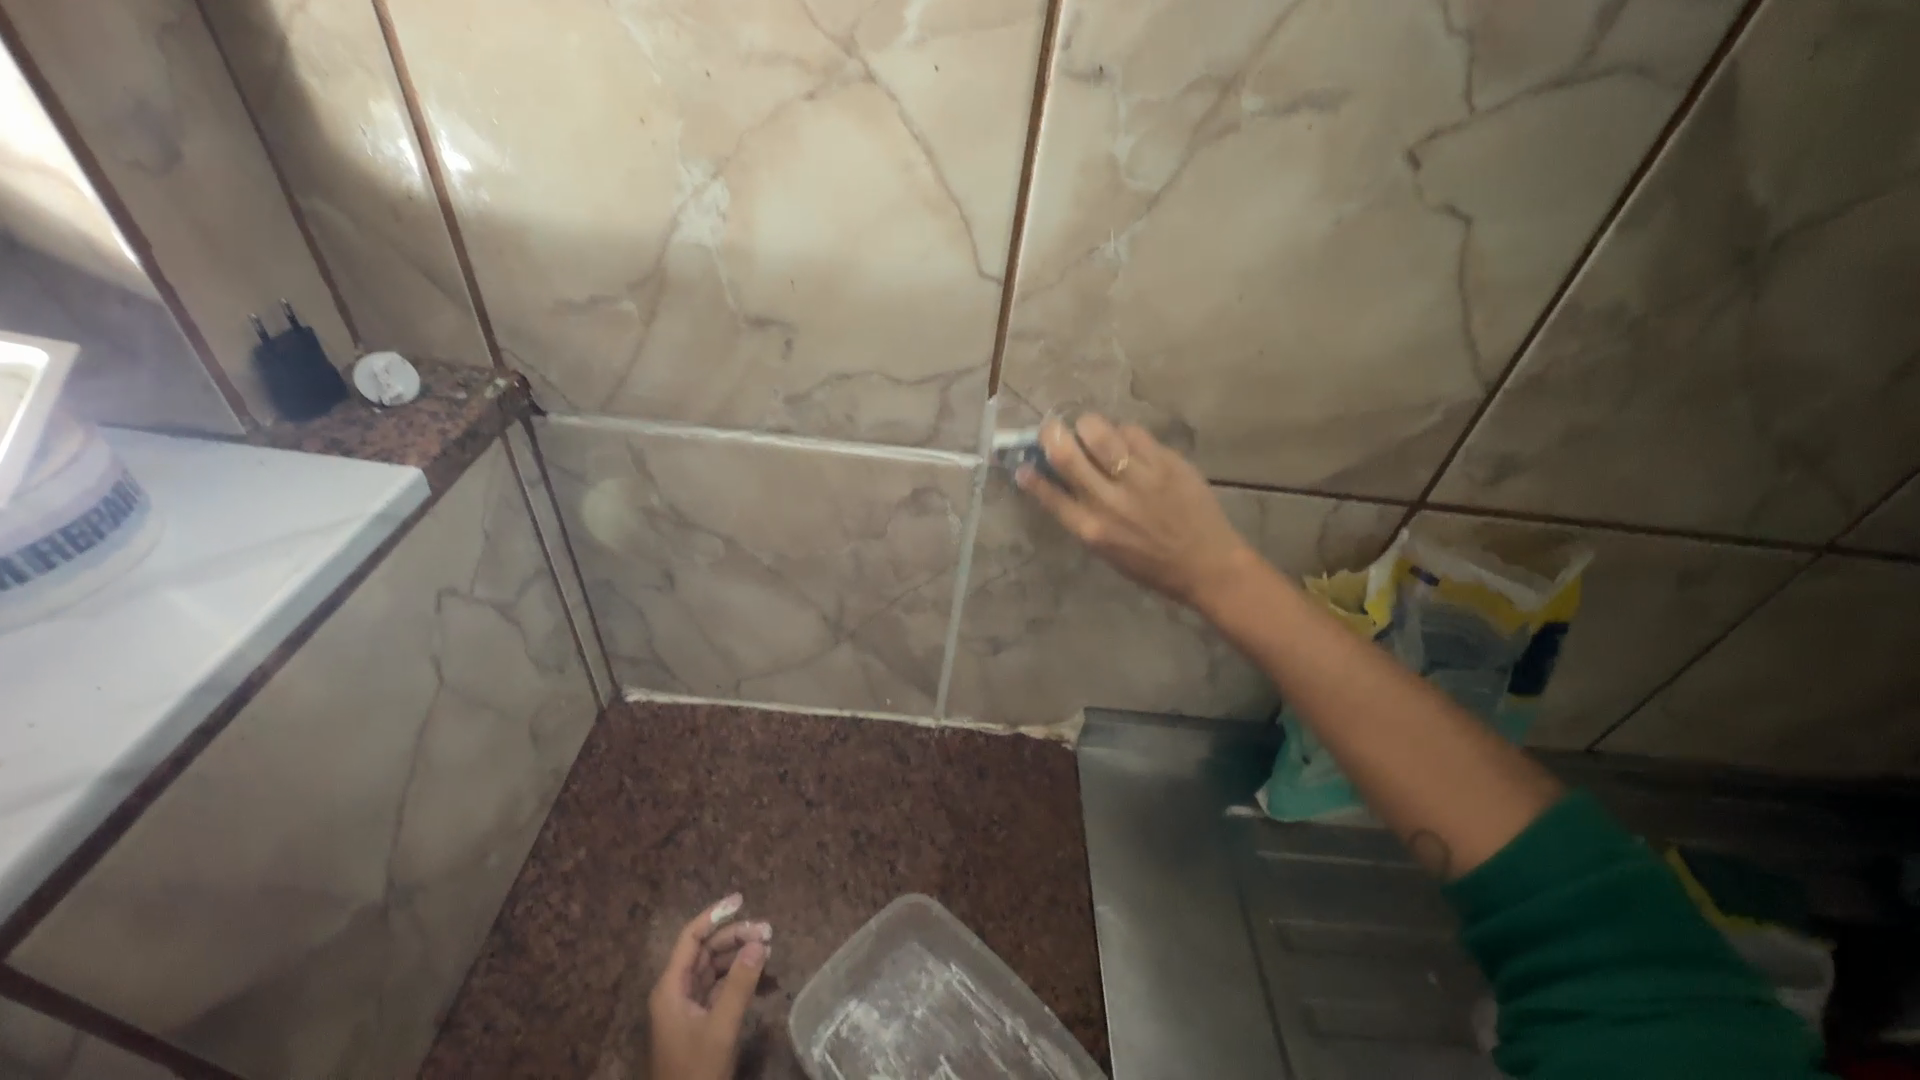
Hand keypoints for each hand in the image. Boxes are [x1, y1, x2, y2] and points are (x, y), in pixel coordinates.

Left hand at [648, 894, 771, 1079]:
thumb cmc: (696, 1071)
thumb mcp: (721, 1027)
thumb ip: (740, 985)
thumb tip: (759, 943)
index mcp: (671, 987)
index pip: (691, 938)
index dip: (714, 916)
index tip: (741, 900)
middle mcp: (676, 991)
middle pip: (705, 951)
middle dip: (735, 936)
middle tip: (768, 931)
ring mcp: (688, 1007)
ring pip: (715, 968)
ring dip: (740, 956)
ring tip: (769, 949)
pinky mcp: (700, 1022)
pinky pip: (720, 988)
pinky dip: (740, 979)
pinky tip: (763, 976)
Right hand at [1017, 414, 1258, 611]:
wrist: (1207, 565)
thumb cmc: (1153, 566)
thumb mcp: (1108, 551)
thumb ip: (1085, 517)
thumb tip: (1064, 484)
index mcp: (1092, 530)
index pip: (1050, 495)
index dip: (1032, 476)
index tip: (1023, 464)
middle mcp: (1110, 502)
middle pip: (1067, 455)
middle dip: (1052, 436)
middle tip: (1052, 429)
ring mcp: (1139, 479)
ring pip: (1100, 433)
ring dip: (1087, 426)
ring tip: (1088, 428)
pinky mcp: (1166, 464)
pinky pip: (1134, 434)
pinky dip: (1123, 433)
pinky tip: (1125, 440)